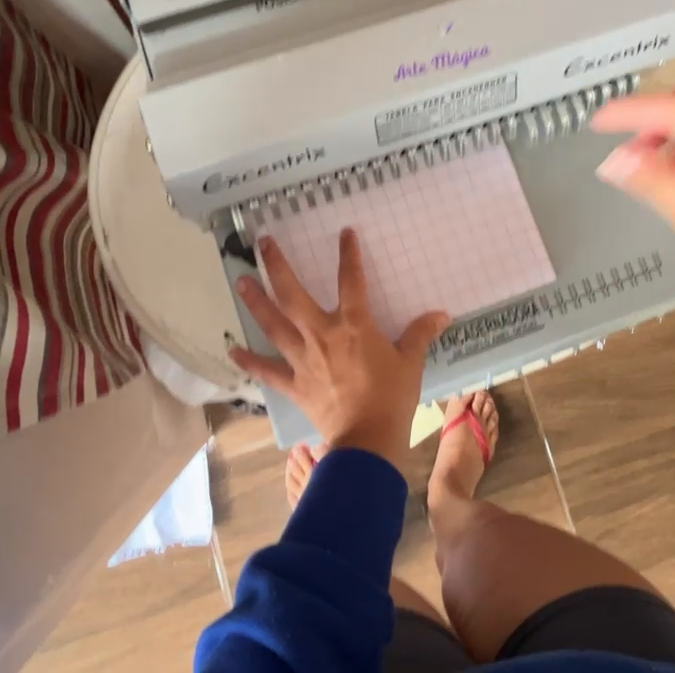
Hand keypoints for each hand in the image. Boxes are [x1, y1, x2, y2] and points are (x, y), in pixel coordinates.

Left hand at [229, 229, 450, 472]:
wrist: (367, 440)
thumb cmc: (392, 399)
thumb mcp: (411, 363)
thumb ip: (420, 334)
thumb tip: (441, 314)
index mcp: (354, 326)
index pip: (351, 280)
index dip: (349, 254)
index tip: (345, 233)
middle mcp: (322, 334)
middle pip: (293, 294)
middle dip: (277, 266)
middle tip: (263, 243)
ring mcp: (303, 359)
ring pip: (273, 324)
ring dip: (256, 301)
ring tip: (241, 281)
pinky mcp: (294, 384)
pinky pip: (267, 370)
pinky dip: (249, 361)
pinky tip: (232, 351)